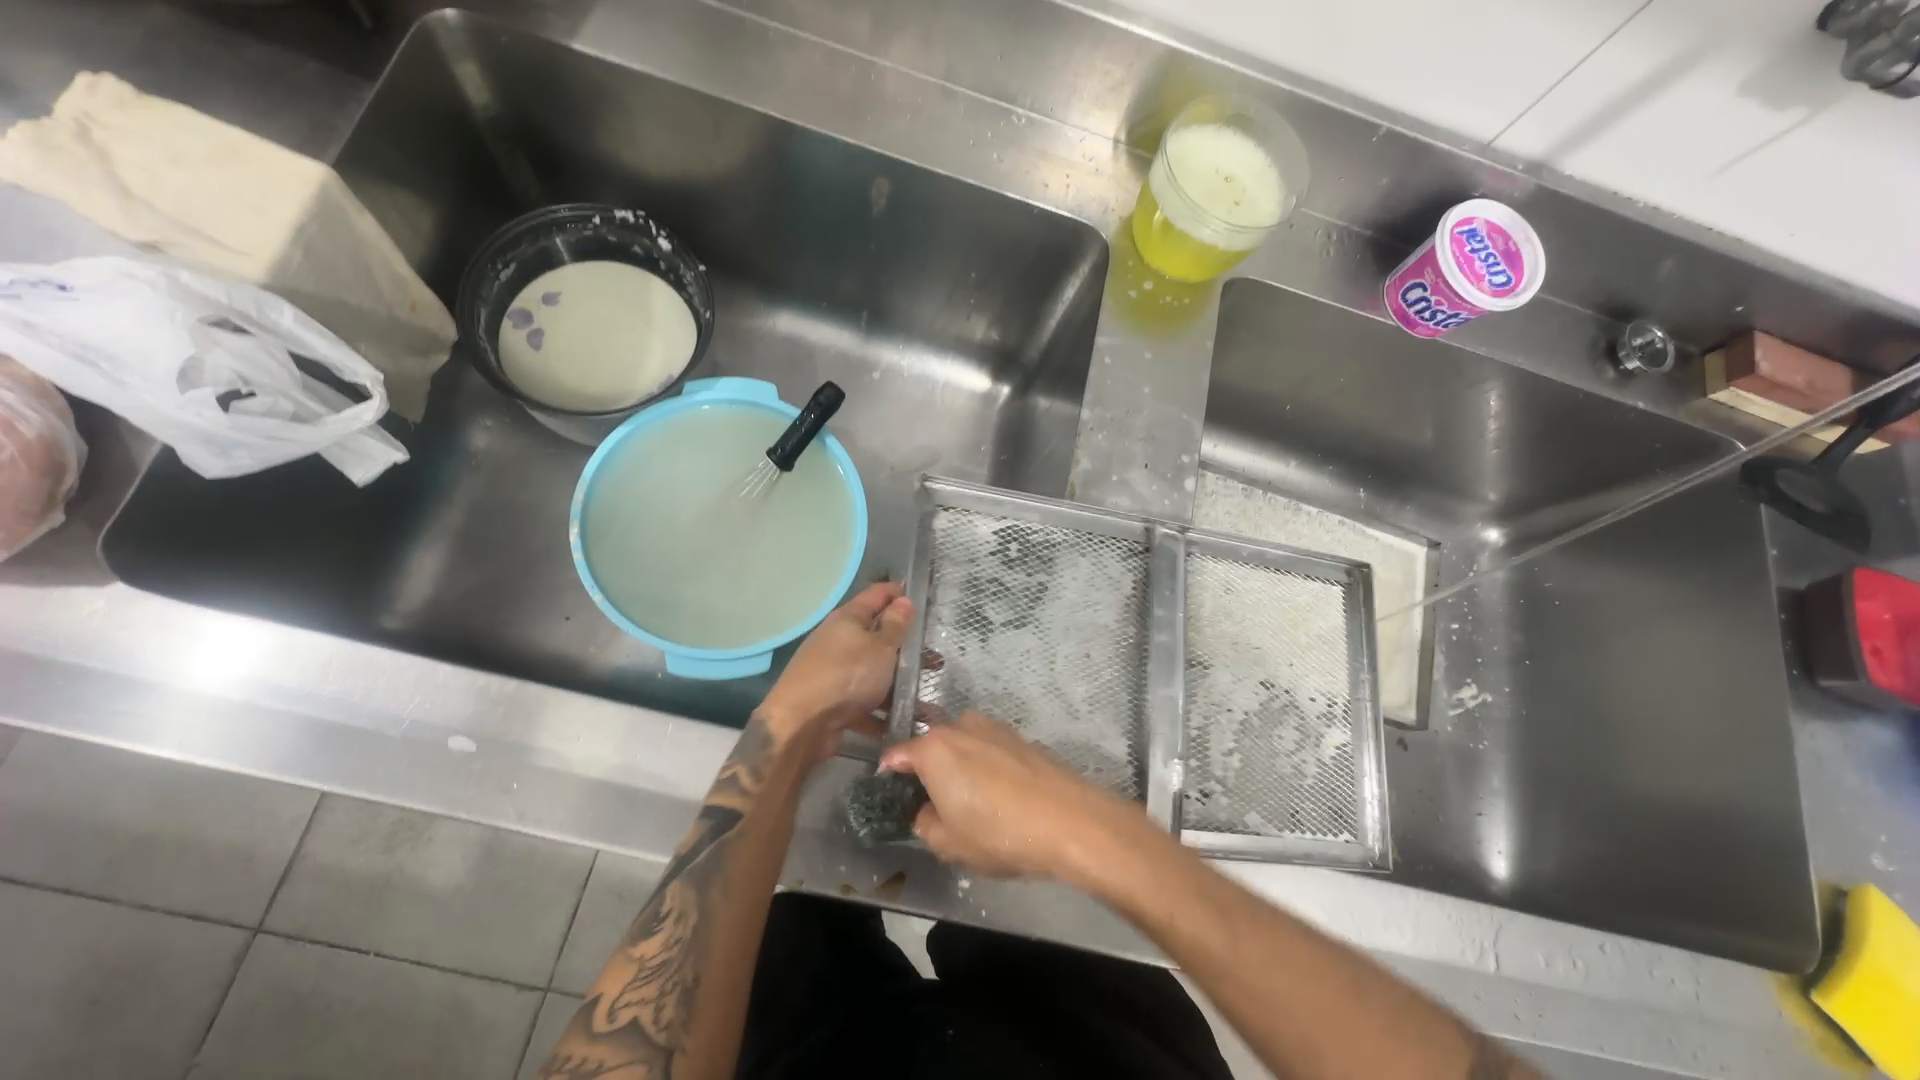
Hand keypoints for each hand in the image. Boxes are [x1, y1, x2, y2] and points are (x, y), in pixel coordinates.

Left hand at [759, 582, 912, 760]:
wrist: (801, 726)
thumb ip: (895, 626)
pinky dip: (883, 713)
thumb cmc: (846, 676)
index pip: (876, 595)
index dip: (898, 593)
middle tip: (936, 659)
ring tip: (926, 697)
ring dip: (898, 684)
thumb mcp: (880, 648)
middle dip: (905, 648)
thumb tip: (903, 600)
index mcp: (847, 620)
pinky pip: (865, 703)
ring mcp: (835, 674)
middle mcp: (838, 642)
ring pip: (873, 673)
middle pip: (877, 638)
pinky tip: (905, 723)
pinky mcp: (834, 704)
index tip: (924, 598)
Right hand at [878, 711, 1148, 883]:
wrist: (1070, 821)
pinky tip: (1002, 798)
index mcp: (933, 749)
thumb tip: (925, 811)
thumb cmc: (999, 833)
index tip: (892, 801)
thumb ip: (923, 824)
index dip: (889, 779)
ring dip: (961, 767)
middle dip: (928, 772)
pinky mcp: (1023, 739)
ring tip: (973, 803)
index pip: (896, 756)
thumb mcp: (947, 843)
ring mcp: (995, 729)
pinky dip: (988, 768)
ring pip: (963, 746)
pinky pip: (991, 751)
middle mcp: (961, 728)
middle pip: (931, 747)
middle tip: (935, 807)